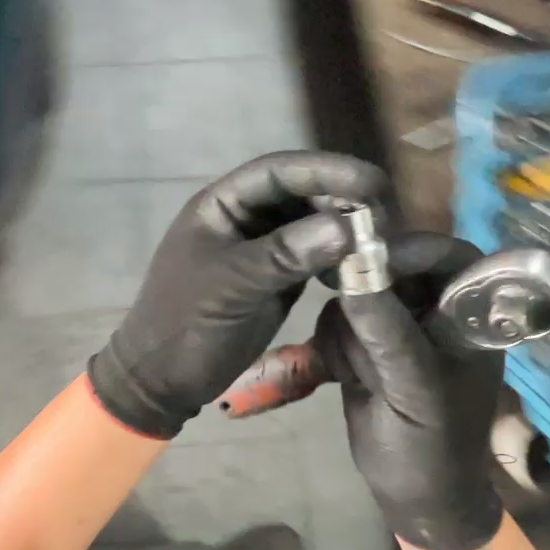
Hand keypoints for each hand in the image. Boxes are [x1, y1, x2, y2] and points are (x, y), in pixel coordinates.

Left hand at [88, 151, 386, 438]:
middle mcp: (244, 219)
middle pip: (300, 193)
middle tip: (387, 216)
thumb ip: (285, 254)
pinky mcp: (276, 279)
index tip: (372, 182)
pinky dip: (338, 259)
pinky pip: (313, 256)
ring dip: (345, 229)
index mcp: (220, 206)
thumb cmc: (184, 325)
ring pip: (311, 224)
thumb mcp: (232, 286)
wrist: (162, 379)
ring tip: (383, 241)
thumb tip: (347, 227)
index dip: (325, 170)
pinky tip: (361, 268)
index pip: (277, 171)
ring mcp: (261, 249)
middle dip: (342, 199)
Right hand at [312, 233, 506, 549]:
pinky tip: (345, 375)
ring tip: (359, 372)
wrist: (412, 494)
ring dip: (347, 328)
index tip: (361, 261)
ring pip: (354, 291)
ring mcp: (397, 321)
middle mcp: (435, 307)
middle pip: (390, 264)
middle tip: (346, 318)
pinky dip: (333, 343)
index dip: (408, 249)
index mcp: (472, 312)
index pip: (447, 254)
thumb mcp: (414, 387)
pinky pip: (336, 318)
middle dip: (365, 295)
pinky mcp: (365, 339)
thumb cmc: (433, 445)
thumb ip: (385, 327)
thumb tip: (351, 269)